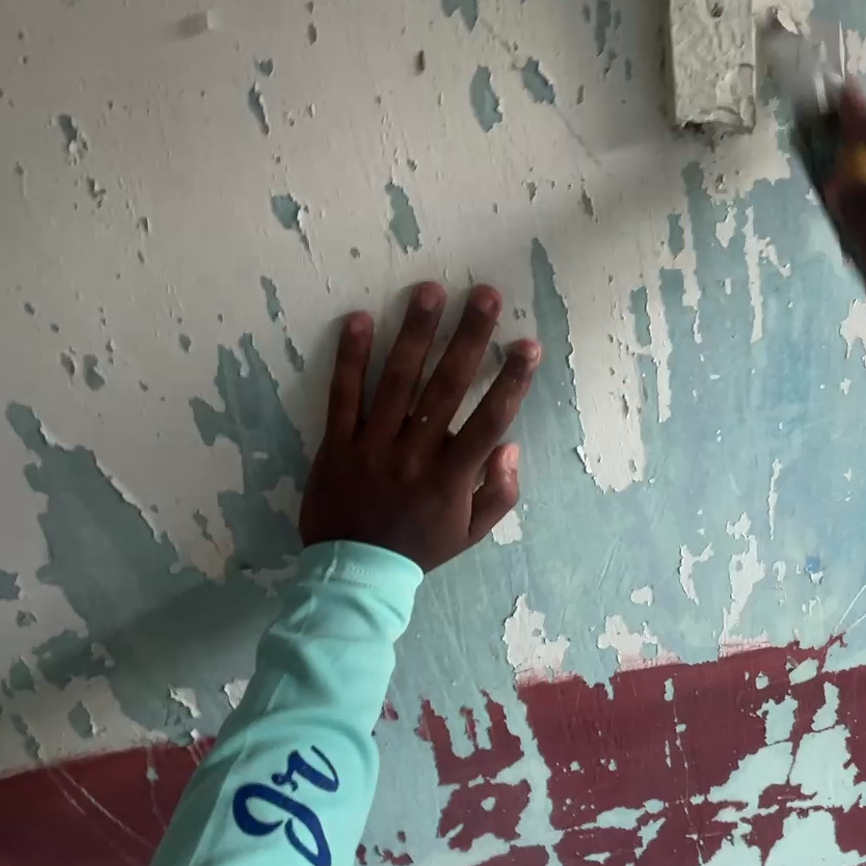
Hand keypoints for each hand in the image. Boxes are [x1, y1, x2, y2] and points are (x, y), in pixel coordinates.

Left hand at [299, 281, 539, 571]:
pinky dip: (351, 358)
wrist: (353, 574)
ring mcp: (372, 445)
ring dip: (416, 333)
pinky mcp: (336, 443)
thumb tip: (511, 445)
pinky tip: (361, 319)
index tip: (529, 345)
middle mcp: (414, 453)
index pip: (489, 420)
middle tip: (487, 295)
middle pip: (447, 388)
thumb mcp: (472, 532)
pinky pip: (342, 396)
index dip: (512, 380)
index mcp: (451, 476)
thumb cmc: (420, 546)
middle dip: (470, 338)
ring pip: (397, 382)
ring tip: (430, 291)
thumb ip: (500, 492)